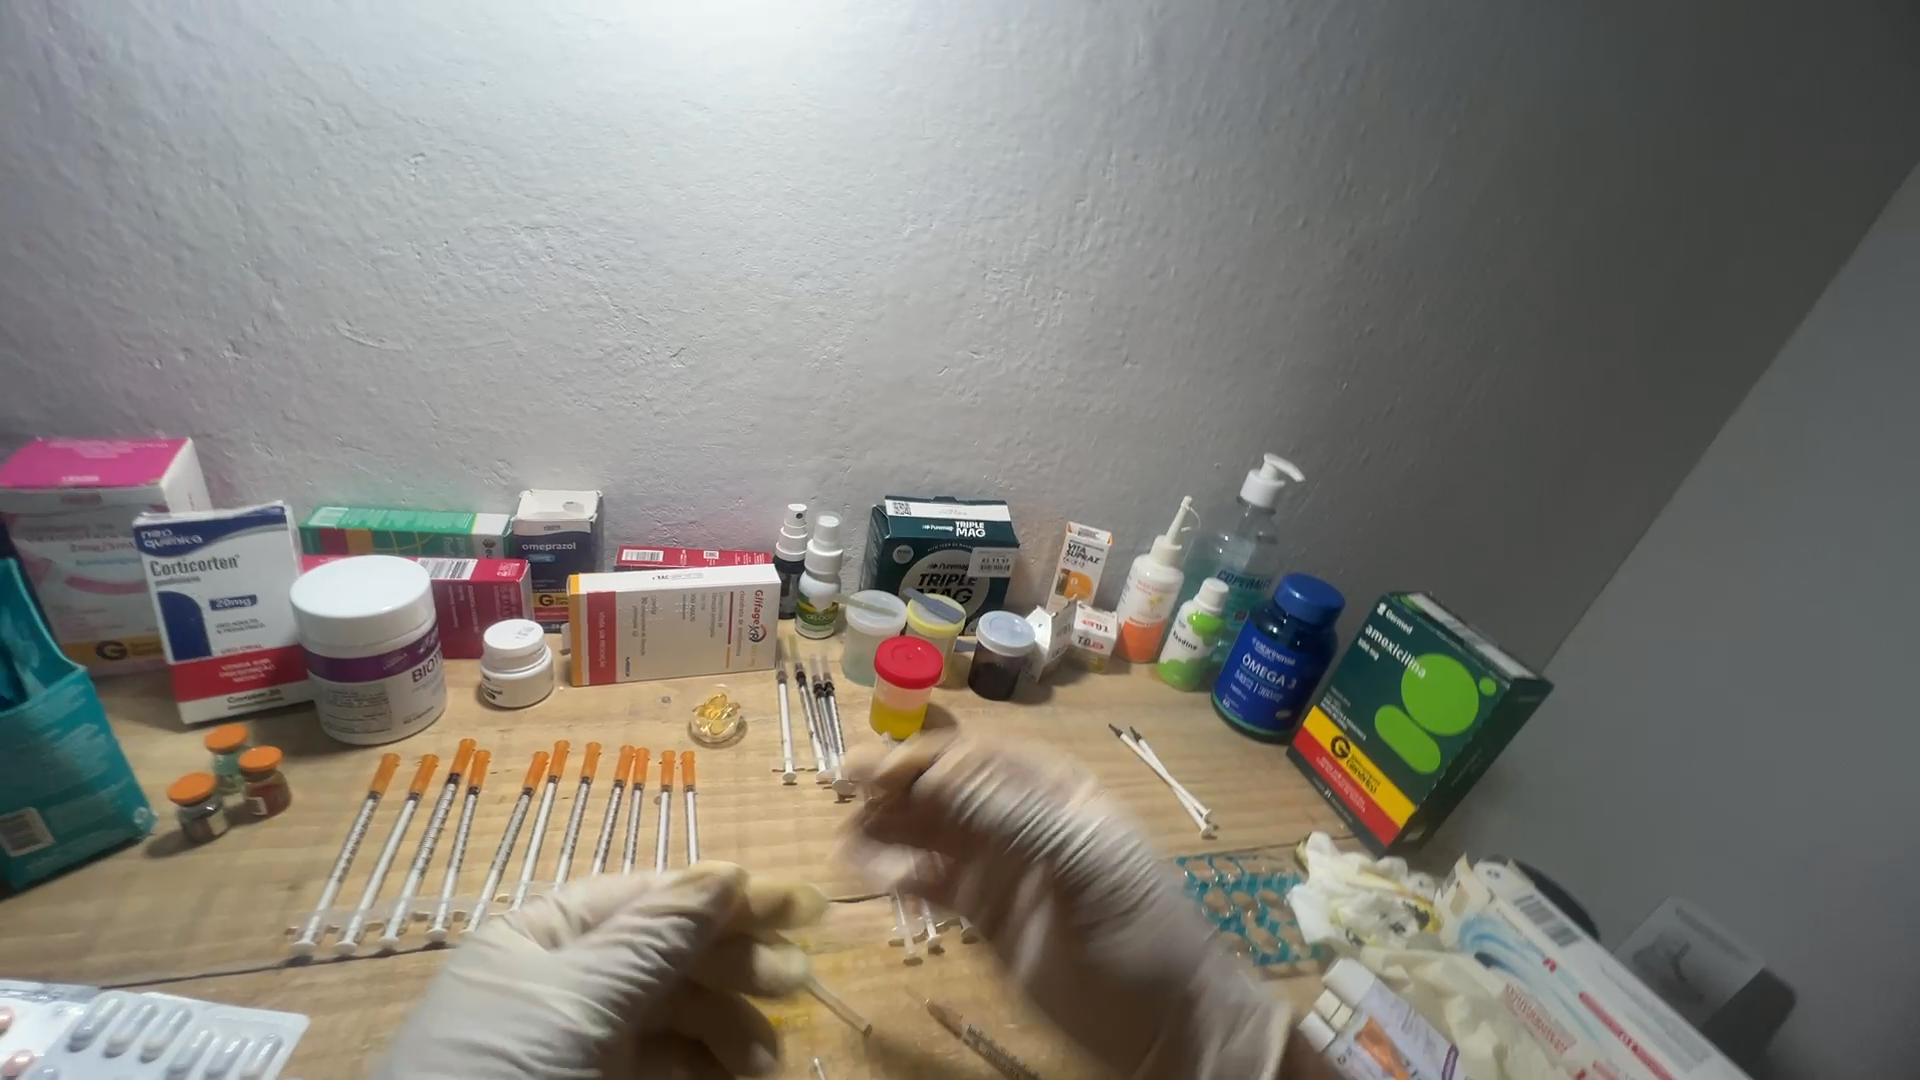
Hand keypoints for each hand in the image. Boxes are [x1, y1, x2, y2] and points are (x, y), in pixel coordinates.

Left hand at [376, 864, 824, 1079]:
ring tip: (769, 1057)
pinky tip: (745, 1076)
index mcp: (547, 936)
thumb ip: (655, 938)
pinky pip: (674, 1063)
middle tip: (799, 978)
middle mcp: (571, 979)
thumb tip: (728, 871)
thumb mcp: (574, 1006)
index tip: (798, 905)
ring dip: (733, 1024)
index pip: (655, 898)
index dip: (729, 897)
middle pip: (676, 952)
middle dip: (739, 963)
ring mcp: (588, 1040)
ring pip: (682, 1011)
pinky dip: (712, 1066)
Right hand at [842, 734, 1293, 1079]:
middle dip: (901, 784)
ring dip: (891, 826)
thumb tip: (937, 776)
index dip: (933, 758)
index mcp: (1054, 790)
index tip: (886, 770)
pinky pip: (935, 882)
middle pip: (950, 789)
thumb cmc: (1138, 923)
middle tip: (845, 783)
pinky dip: (900, 873)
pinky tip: (868, 872)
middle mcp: (1022, 818)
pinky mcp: (986, 912)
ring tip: (844, 831)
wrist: (1165, 1020)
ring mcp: (1002, 865)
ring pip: (935, 832)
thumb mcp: (1084, 858)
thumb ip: (1011, 815)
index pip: (983, 757)